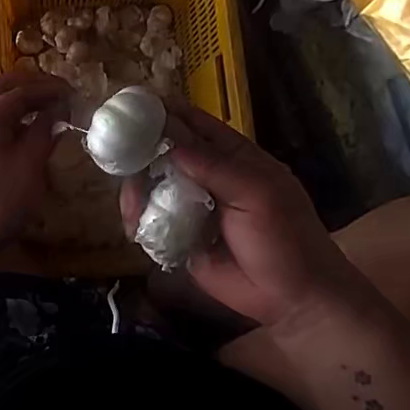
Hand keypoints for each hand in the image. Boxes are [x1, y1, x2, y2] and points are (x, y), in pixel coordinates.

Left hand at [0, 71, 70, 260]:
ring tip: (51, 110)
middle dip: (32, 86)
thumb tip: (58, 110)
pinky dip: (13, 120)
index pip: (21, 91)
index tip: (75, 93)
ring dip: (22, 103)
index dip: (50, 89)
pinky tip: (30, 134)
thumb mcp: (30, 165)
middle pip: (3, 89)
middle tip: (60, 92)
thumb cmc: (0, 202)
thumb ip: (45, 131)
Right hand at [123, 101, 371, 333]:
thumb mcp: (258, 195)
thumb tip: (167, 138)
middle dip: (137, 154)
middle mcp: (204, 173)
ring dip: (135, 191)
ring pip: (148, 183)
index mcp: (229, 155)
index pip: (189, 121)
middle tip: (117, 161)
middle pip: (159, 150)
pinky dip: (136, 219)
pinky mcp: (175, 233)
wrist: (292, 301)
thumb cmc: (286, 239)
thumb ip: (214, 165)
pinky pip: (147, 217)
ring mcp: (188, 203)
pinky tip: (134, 229)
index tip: (126, 108)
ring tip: (134, 211)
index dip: (159, 111)